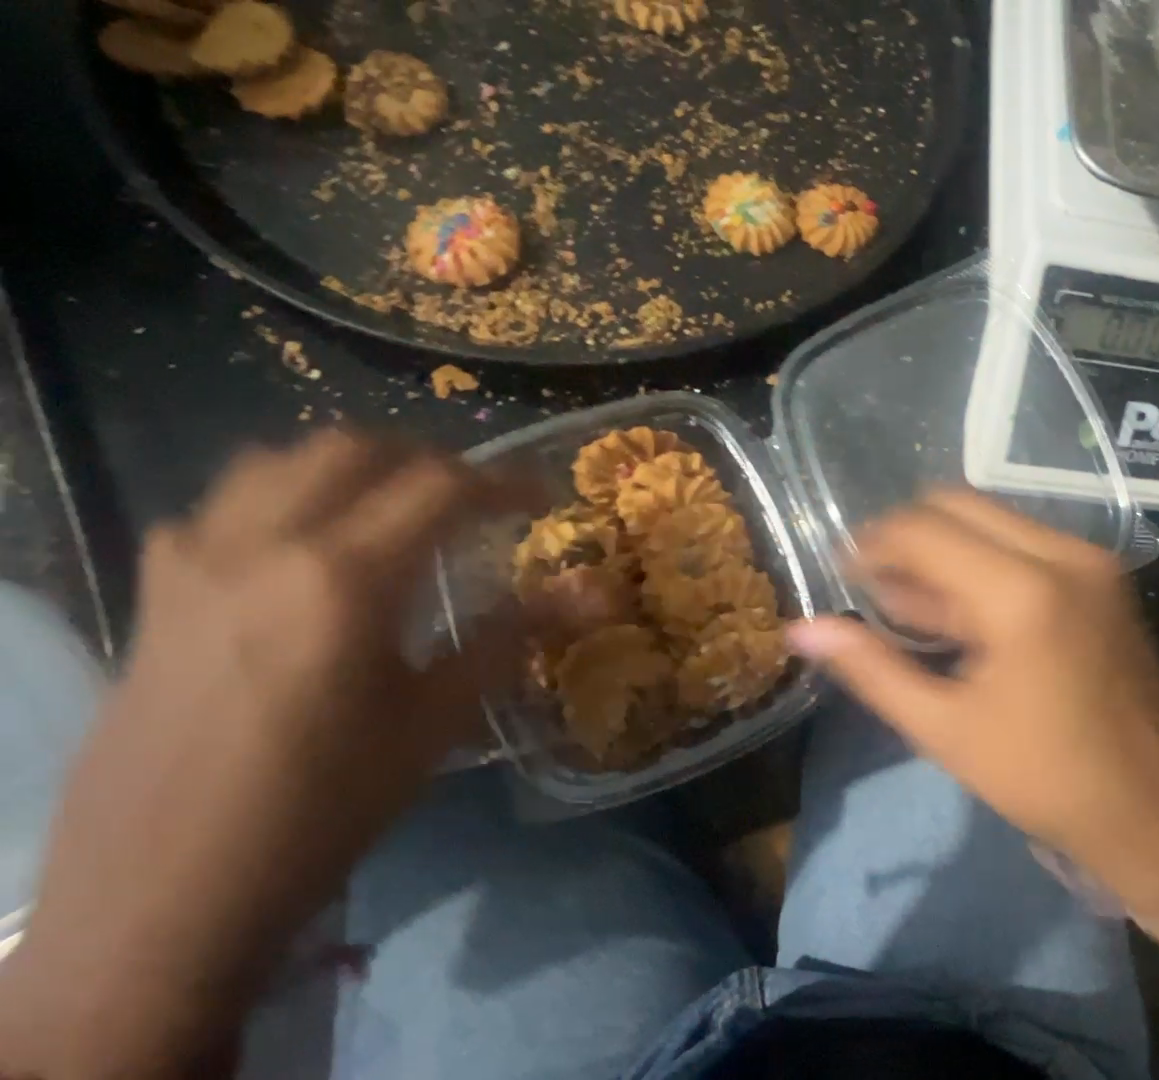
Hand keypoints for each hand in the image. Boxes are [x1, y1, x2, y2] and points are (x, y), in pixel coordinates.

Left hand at [1, 430, 537, 1078]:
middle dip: (428, 459)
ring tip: (395, 506)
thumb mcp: (436, 721)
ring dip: (350, 467)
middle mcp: (262, 545)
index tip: (544, 496)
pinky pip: (219, 507)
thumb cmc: (326, 805)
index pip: (438, 486)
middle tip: (474, 497)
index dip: (503, 481)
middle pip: (353, 450)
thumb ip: (512, 637)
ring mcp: (196, 562)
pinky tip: (304, 549)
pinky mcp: (156, 593)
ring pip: (277, 462)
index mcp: (343, 577)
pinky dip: (279, 500)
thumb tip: (598, 592)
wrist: (171, 891)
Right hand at [786, 492, 1158, 918]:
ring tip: (911, 610)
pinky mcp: (1105, 577)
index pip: (922, 530)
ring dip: (945, 550)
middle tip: (874, 589)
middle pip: (958, 506)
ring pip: (994, 521)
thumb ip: (871, 669)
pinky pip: (1027, 543)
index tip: (841, 575)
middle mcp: (1062, 555)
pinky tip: (961, 614)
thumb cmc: (1043, 779)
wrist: (1153, 808)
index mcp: (1021, 593)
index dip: (870, 545)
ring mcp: (1091, 561)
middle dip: (906, 539)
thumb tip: (802, 630)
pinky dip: (984, 563)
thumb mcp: (945, 729)